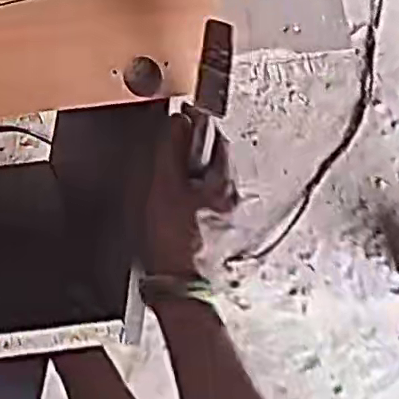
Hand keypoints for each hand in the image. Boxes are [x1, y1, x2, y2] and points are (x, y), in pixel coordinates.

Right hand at [143, 105, 237, 277]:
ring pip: (214, 179)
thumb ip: (171, 151)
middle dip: (200, 143)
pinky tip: (179, 194)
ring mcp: (230, 218)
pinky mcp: (220, 232)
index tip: (182, 113)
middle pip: (219, 158)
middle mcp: (234, 200)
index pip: (217, 138)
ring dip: (198, 166)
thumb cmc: (172, 236)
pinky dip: (197, 187)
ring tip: (175, 164)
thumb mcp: (163, 186)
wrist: (180, 285)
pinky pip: (210, 197)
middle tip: (177, 135)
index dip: (198, 122)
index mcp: (224, 185)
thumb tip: (179, 121)